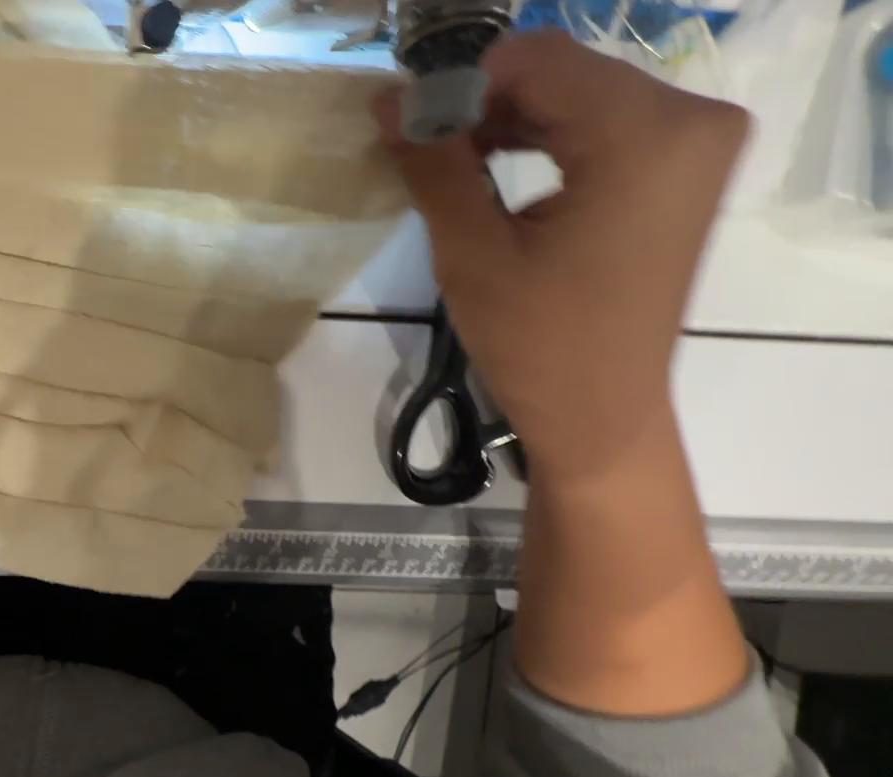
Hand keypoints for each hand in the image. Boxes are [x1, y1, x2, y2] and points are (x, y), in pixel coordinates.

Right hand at [376, 31, 748, 486]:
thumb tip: (388, 104)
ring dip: (508, 120)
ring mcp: (696, 140)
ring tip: (449, 165)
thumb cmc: (535, 341)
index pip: (538, 61)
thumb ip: (435, 167)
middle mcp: (692, 117)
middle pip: (563, 73)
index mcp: (647, 135)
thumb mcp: (472, 254)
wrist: (598, 407)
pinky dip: (544, 138)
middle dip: (483, 103)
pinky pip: (604, 123)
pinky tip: (497, 170)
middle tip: (418, 148)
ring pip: (580, 94)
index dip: (459, 83)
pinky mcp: (684, 165)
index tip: (401, 122)